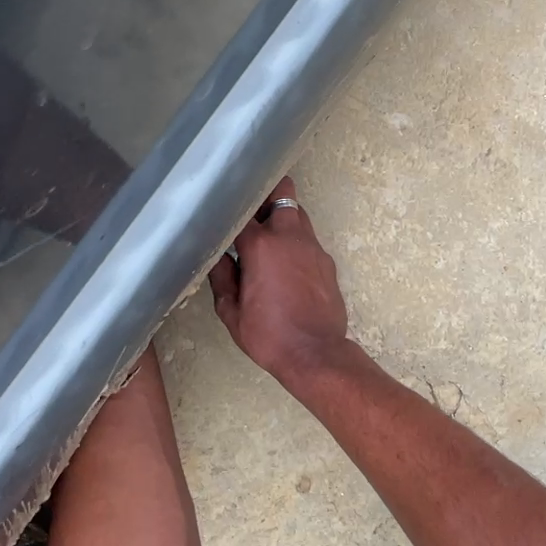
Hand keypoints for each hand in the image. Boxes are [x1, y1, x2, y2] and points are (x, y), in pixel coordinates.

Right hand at [206, 177, 351, 382]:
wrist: (315, 354)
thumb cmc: (269, 335)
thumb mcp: (231, 312)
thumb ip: (221, 277)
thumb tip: (218, 257)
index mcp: (261, 245)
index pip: (241, 210)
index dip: (230, 209)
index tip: (222, 213)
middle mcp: (290, 237)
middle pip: (282, 191)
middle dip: (266, 195)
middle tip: (250, 214)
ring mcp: (313, 247)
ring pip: (298, 213)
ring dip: (283, 218)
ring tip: (267, 239)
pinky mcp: (327, 261)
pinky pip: (309, 239)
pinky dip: (296, 243)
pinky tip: (286, 266)